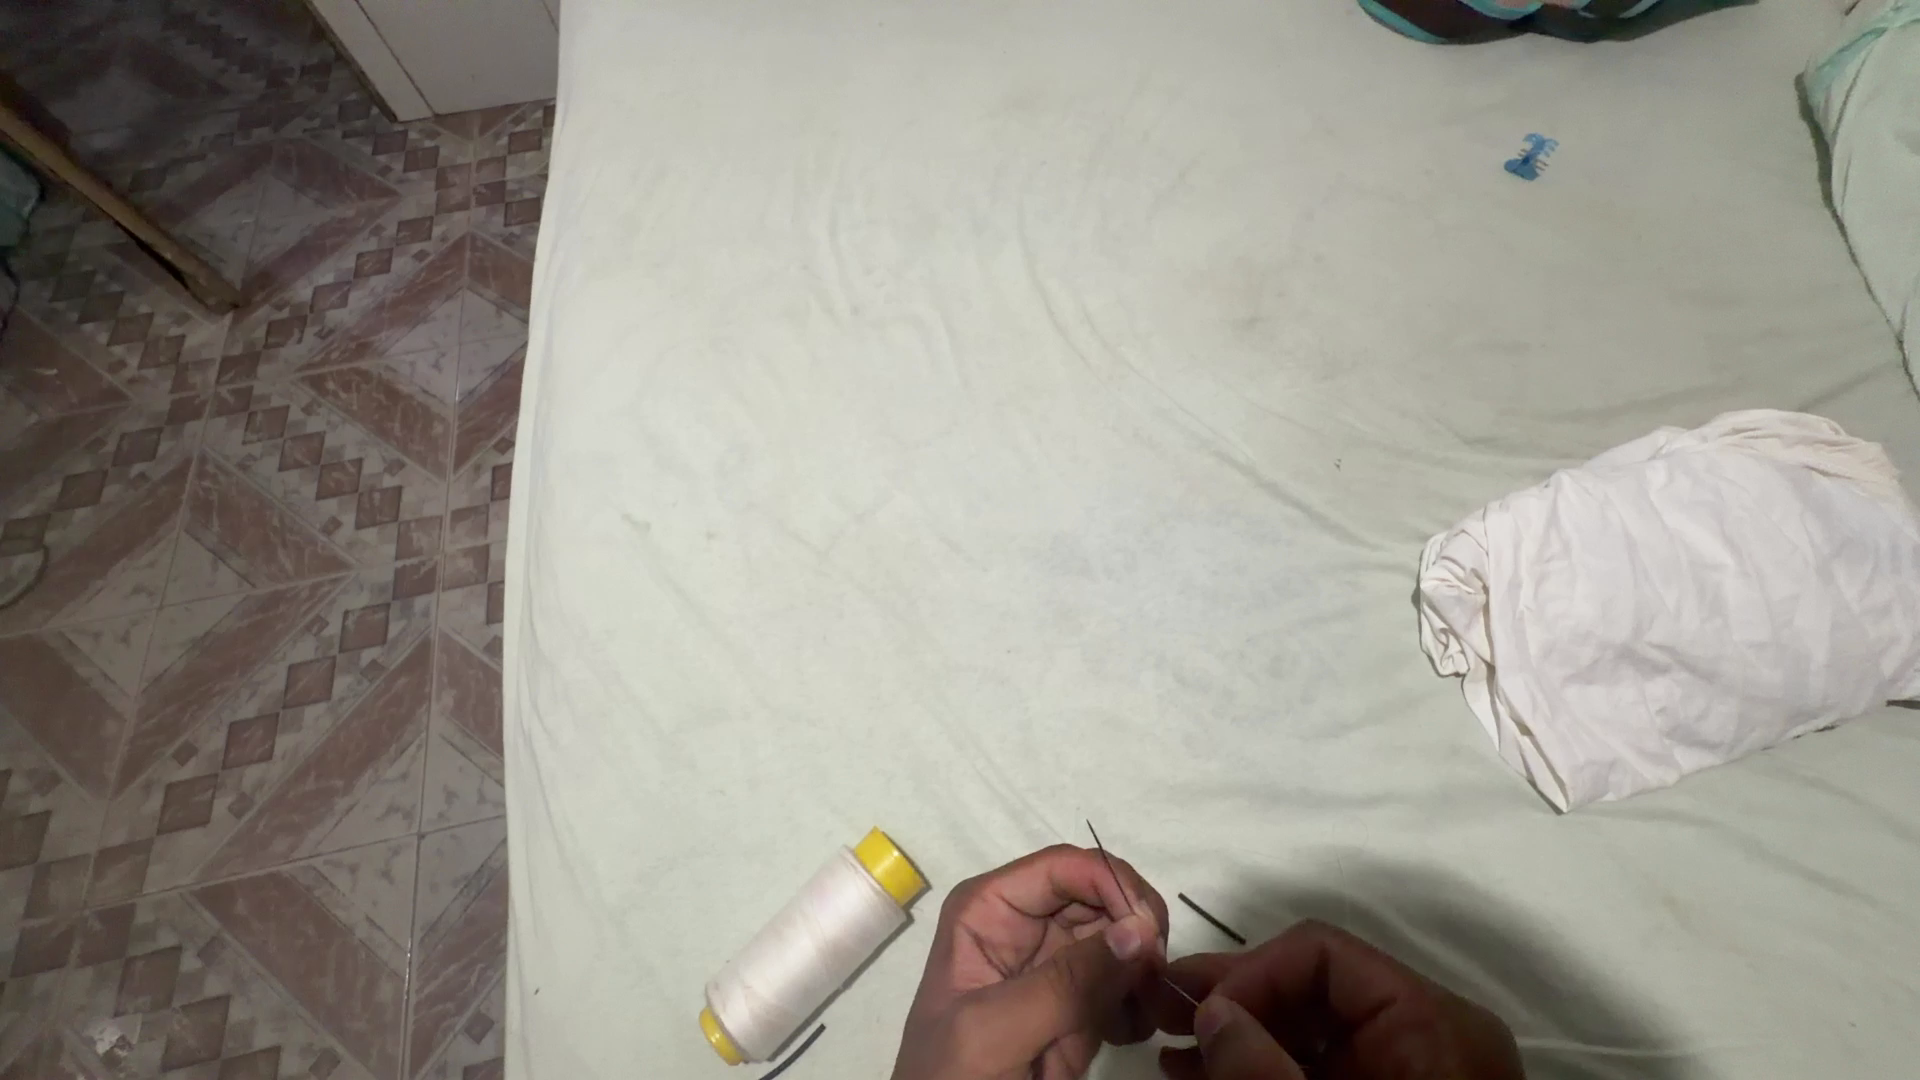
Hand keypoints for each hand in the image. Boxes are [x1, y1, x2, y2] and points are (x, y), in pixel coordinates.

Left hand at [891, 844, 1170, 1079]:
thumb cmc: (949, 1078)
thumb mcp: (995, 1029)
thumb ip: (1066, 982)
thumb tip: (1140, 929)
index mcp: (991, 906)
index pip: (1064, 866)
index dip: (1113, 884)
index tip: (1151, 932)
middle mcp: (1024, 922)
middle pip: (1099, 895)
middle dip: (1136, 928)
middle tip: (1157, 977)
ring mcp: (1052, 963)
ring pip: (1118, 937)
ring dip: (1143, 968)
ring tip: (1145, 1011)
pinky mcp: (1075, 1005)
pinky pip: (1123, 982)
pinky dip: (1139, 1001)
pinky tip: (1131, 1031)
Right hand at [1149, 920, 1524, 1079]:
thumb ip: (1266, 1076)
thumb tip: (1209, 1012)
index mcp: (1428, 1023)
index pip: (1320, 952)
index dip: (1251, 972)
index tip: (1201, 1014)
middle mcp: (1416, 1033)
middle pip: (1304, 987)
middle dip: (1229, 1001)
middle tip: (1160, 1007)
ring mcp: (1396, 1070)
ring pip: (1298, 1029)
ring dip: (1232, 1037)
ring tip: (1167, 1050)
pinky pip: (1308, 1068)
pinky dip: (1256, 1069)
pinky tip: (1199, 1076)